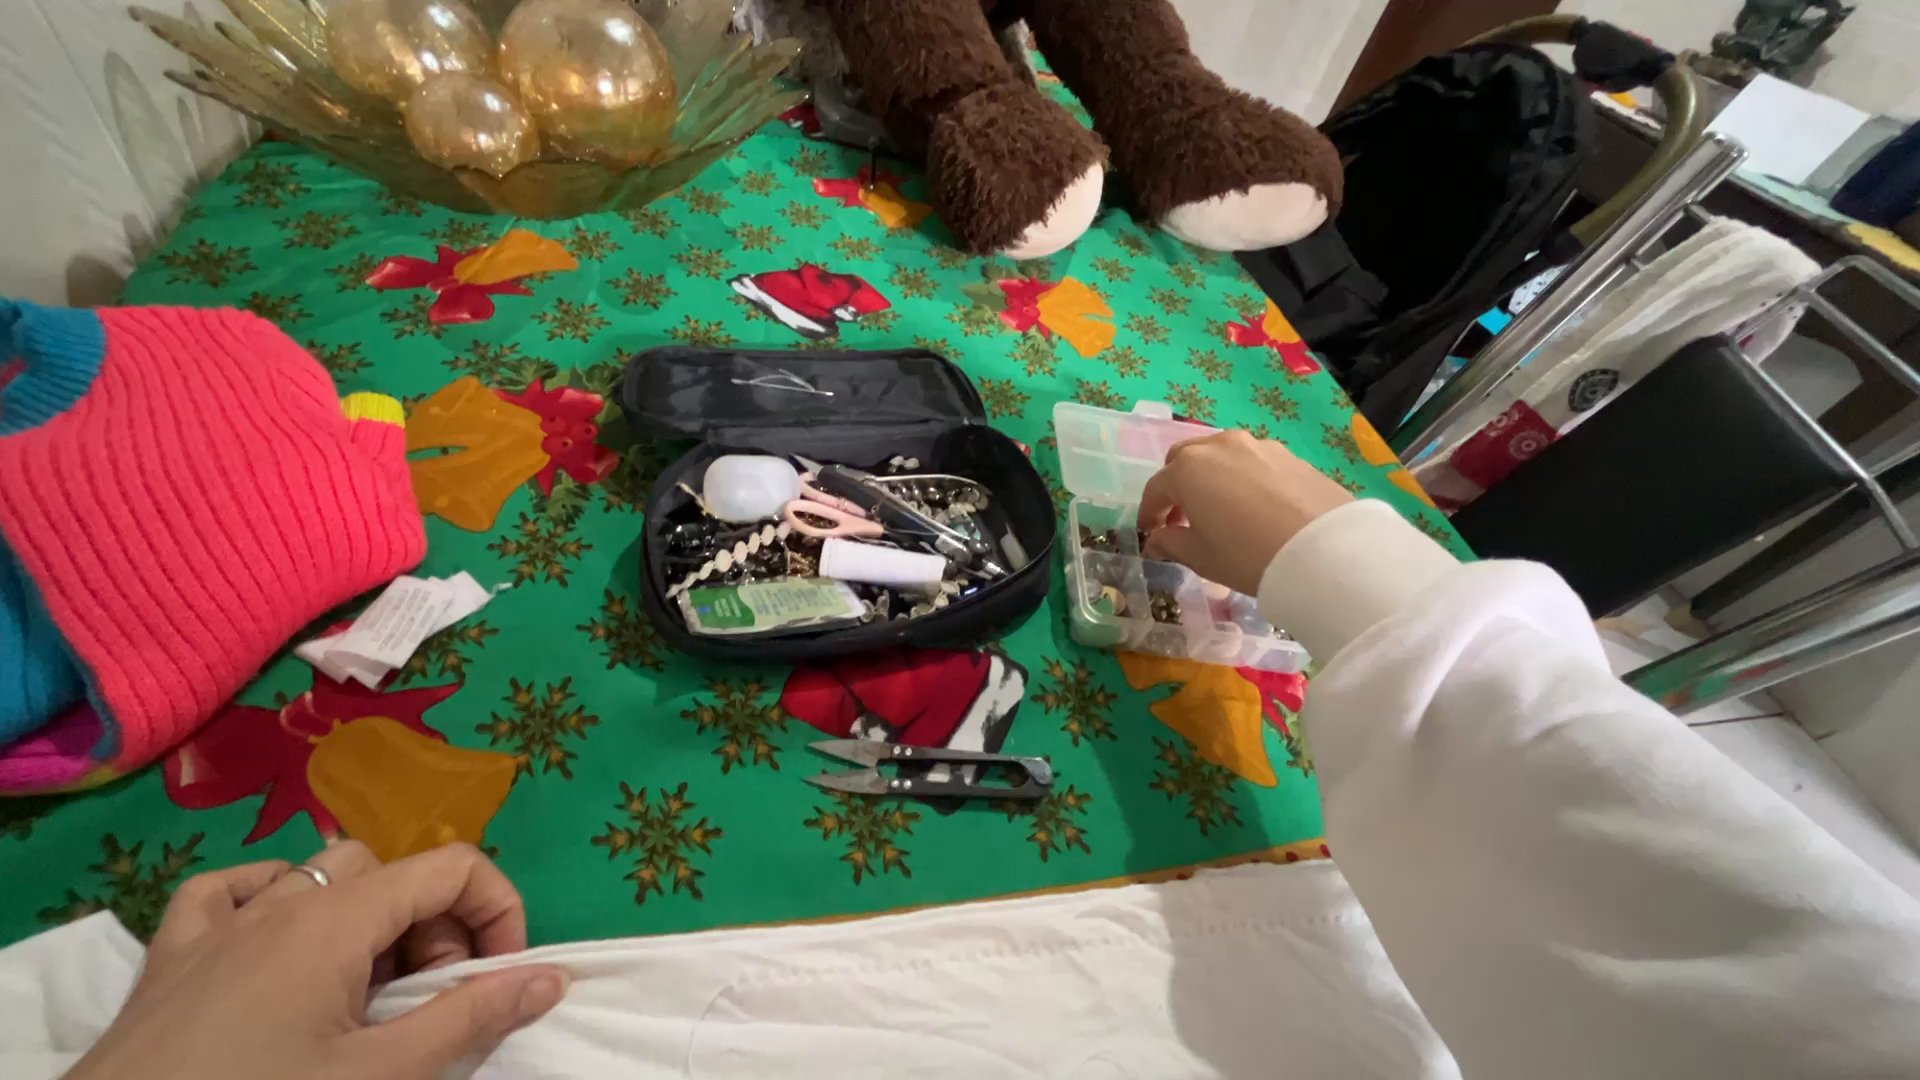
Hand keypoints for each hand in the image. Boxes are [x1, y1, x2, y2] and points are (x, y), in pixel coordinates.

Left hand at [67, 841, 568, 1079]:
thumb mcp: (377, 1077)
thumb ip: (471, 1017)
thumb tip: (553, 976)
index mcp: (338, 918)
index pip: (455, 868)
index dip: (497, 911)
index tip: (499, 974)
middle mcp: (283, 903)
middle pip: (397, 874)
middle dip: (436, 927)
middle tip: (432, 1001)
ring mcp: (219, 927)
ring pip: (323, 873)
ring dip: (367, 913)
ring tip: (366, 983)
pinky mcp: (169, 962)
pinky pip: (226, 890)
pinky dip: (266, 897)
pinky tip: (276, 938)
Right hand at [1137, 430, 1353, 594]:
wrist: (1325, 550)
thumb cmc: (1247, 554)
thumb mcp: (1201, 557)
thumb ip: (1171, 543)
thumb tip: (1156, 540)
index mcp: (1187, 469)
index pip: (1156, 489)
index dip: (1150, 513)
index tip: (1151, 532)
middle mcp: (1218, 446)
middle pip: (1184, 460)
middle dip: (1177, 486)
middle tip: (1183, 517)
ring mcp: (1256, 446)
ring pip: (1219, 456)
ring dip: (1210, 478)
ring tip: (1220, 509)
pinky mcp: (1288, 454)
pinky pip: (1251, 462)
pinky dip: (1241, 478)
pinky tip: (1253, 506)